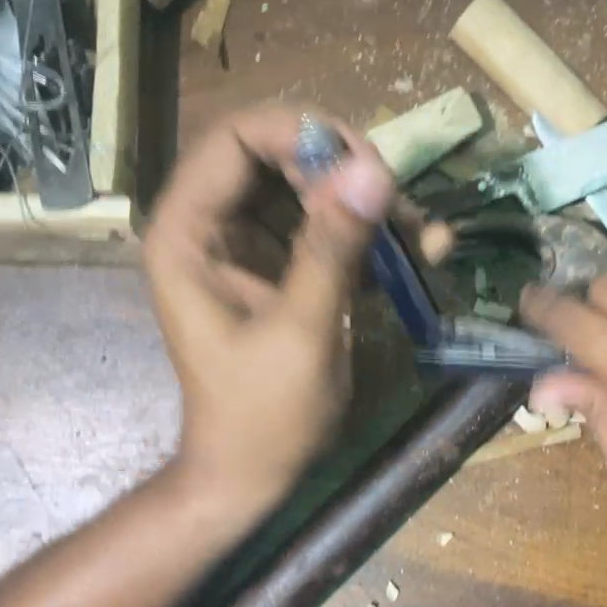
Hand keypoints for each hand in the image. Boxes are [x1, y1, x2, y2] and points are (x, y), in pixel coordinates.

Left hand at [142, 104, 394, 521]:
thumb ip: (333, 247)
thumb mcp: (301, 330)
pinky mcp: (284, 266)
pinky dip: (370, 231)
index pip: (234, 139)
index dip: (299, 134)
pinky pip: (327, 226)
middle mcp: (213, 225)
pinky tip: (416, 247)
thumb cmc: (263, 414)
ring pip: (308, 186)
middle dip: (342, 167)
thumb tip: (373, 170)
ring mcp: (250, 245)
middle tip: (395, 198)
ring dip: (365, 199)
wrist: (254, 472)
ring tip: (418, 229)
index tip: (365, 165)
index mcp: (188, 232)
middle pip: (276, 154)